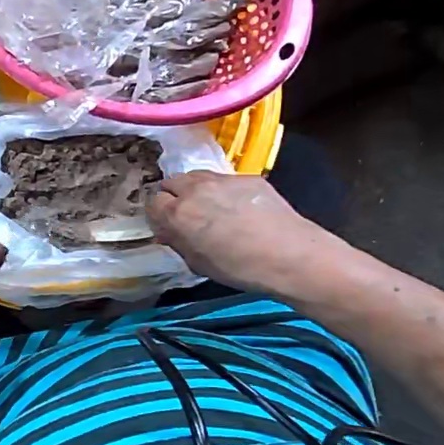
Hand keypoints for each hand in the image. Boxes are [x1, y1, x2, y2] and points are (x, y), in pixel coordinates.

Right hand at [146, 171, 341, 293]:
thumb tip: (168, 232)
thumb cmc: (238, 268)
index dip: (159, 215)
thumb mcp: (198, 263)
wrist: (290, 256)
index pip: (153, 202)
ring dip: (196, 189)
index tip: (168, 226)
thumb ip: (177, 243)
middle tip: (188, 216)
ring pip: (197, 176)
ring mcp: (223, 180)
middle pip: (172, 183)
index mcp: (178, 213)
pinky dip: (223, 190)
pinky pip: (224, 180)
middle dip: (174, 197)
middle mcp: (195, 189)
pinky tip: (239, 208)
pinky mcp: (247, 177)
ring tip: (211, 208)